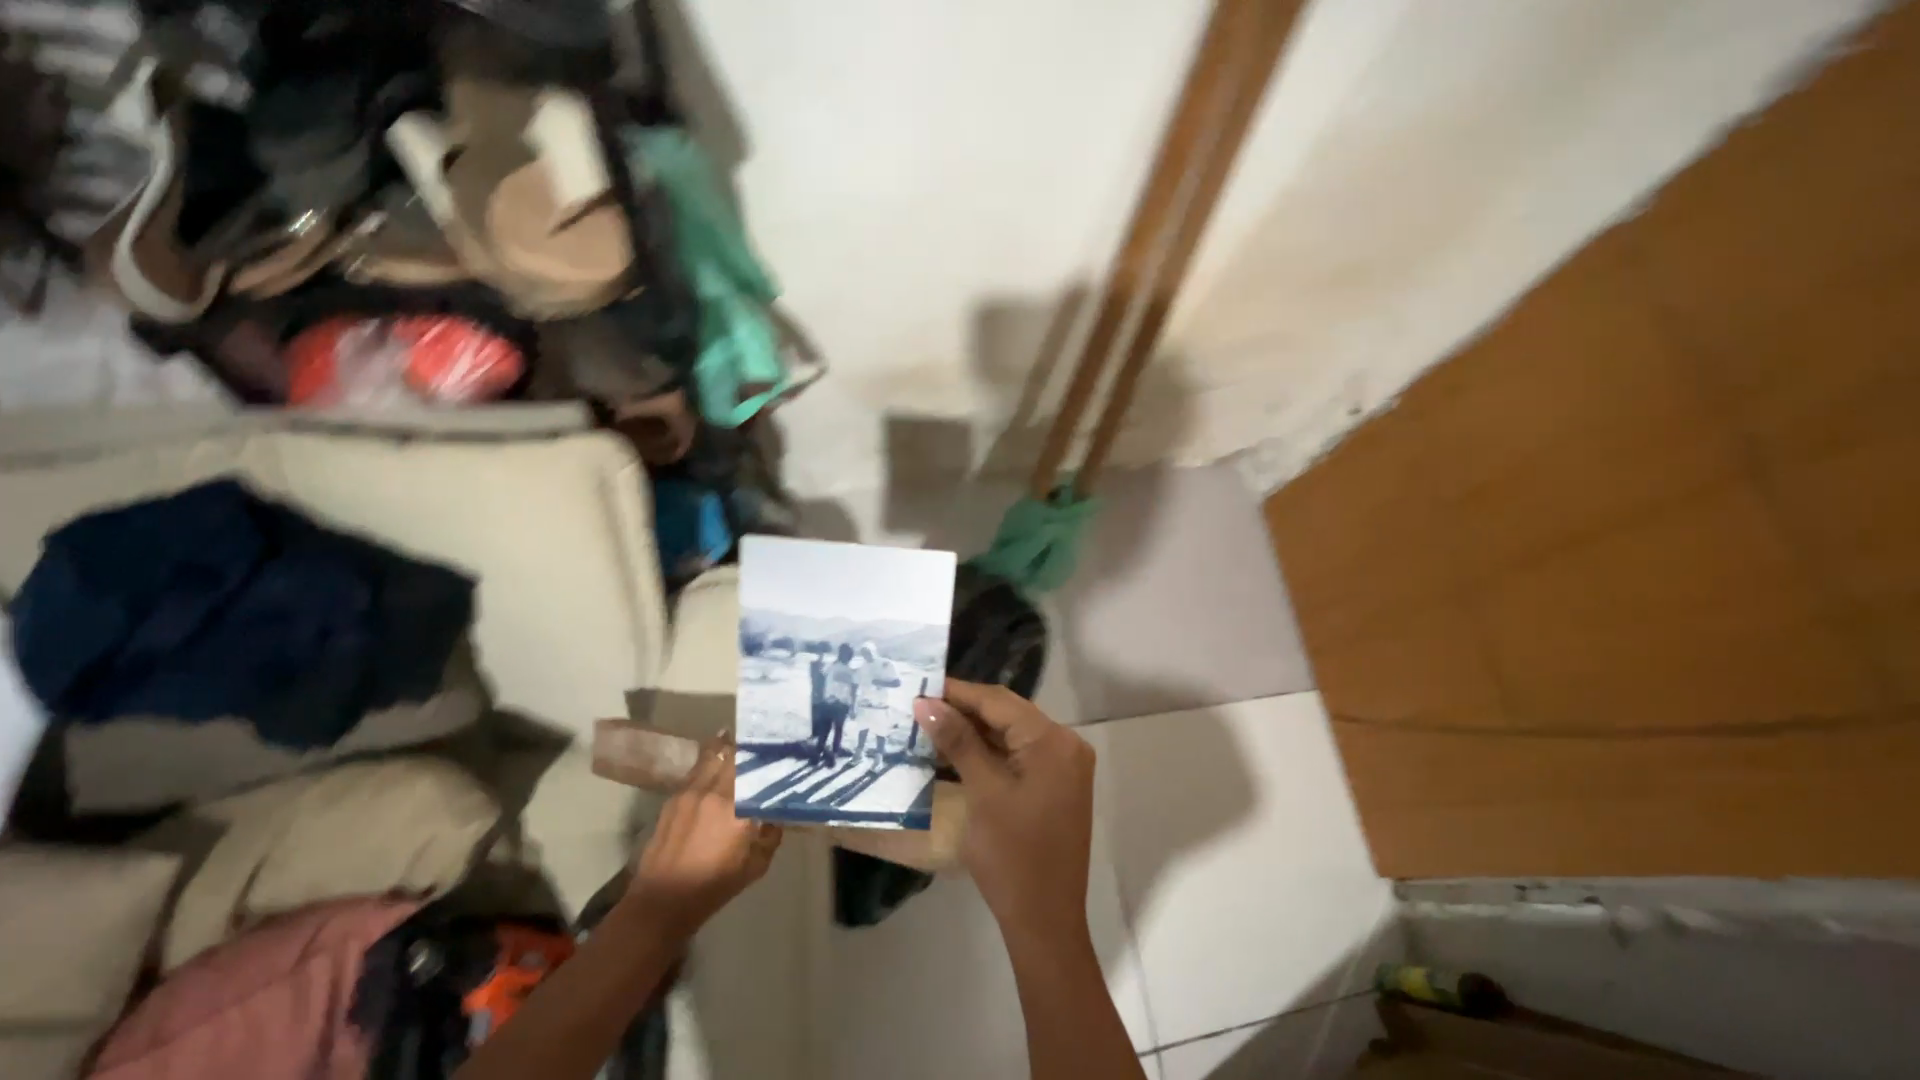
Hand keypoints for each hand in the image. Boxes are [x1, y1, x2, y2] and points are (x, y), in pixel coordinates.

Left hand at [622, 735, 783, 939]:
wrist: (663, 899)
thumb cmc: (714, 886)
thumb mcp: (755, 866)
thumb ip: (771, 836)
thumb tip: (775, 816)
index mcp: (736, 808)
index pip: (757, 768)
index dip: (769, 757)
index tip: (782, 753)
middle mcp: (713, 792)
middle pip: (732, 755)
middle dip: (748, 748)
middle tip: (762, 746)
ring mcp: (689, 792)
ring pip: (711, 757)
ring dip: (727, 749)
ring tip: (739, 741)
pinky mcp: (673, 798)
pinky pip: (696, 771)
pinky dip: (709, 763)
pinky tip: (716, 765)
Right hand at [914, 680, 1095, 948]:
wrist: (1044, 919)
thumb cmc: (1012, 855)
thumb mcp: (982, 793)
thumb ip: (958, 741)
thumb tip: (926, 702)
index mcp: (1052, 741)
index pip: (998, 701)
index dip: (957, 692)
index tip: (918, 686)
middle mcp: (1065, 745)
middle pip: (1007, 714)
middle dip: (963, 710)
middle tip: (918, 707)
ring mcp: (1063, 767)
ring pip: (1011, 735)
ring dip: (973, 732)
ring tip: (927, 727)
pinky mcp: (1055, 787)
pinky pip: (1019, 757)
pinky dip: (988, 754)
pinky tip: (953, 754)